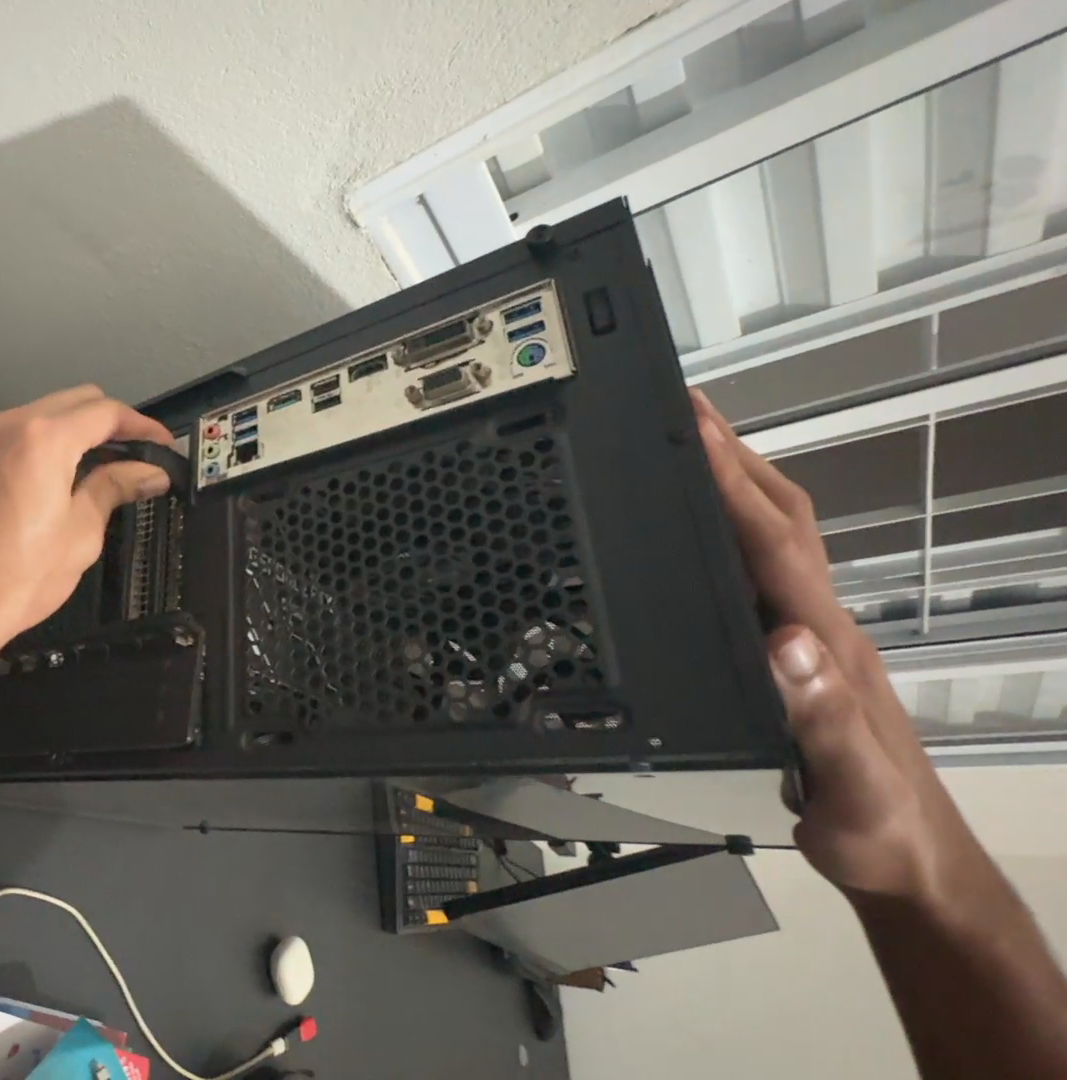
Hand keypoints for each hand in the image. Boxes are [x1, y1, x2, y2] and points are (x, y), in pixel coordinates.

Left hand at [0, 385, 174, 669]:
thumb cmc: (16, 579)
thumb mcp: (80, 535)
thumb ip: (114, 489)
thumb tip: (149, 473)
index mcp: (44, 439)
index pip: (105, 412)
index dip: (142, 426)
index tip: (162, 446)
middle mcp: (7, 427)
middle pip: (73, 402)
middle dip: (110, 422)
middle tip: (136, 456)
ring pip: (40, 416)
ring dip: (74, 433)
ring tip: (99, 470)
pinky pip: (12, 437)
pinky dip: (41, 446)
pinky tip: (54, 480)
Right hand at [691, 390, 978, 904]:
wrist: (907, 856)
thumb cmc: (876, 825)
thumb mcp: (850, 785)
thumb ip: (819, 714)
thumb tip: (786, 639)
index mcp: (826, 641)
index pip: (777, 545)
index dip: (735, 484)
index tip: (695, 431)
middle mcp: (821, 622)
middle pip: (786, 518)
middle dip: (738, 457)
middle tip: (686, 411)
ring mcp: (810, 632)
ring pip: (778, 535)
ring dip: (739, 481)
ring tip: (690, 448)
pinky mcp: (794, 648)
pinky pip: (760, 568)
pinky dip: (731, 528)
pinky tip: (701, 529)